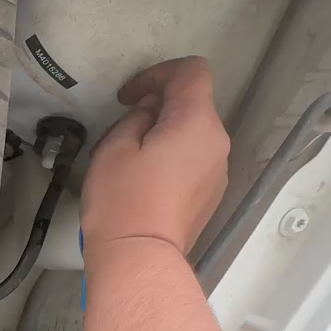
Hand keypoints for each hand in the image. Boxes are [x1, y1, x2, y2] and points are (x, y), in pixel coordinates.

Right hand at [81, 57, 231, 255]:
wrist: (139, 258)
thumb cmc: (121, 203)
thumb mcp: (112, 151)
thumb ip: (133, 120)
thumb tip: (147, 115)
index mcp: (195, 121)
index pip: (190, 71)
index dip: (157, 73)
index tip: (127, 96)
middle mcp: (217, 140)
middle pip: (192, 108)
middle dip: (157, 112)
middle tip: (120, 136)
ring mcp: (218, 171)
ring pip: (191, 139)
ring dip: (164, 140)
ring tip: (130, 166)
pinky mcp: (210, 198)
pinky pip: (192, 167)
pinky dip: (171, 164)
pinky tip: (145, 188)